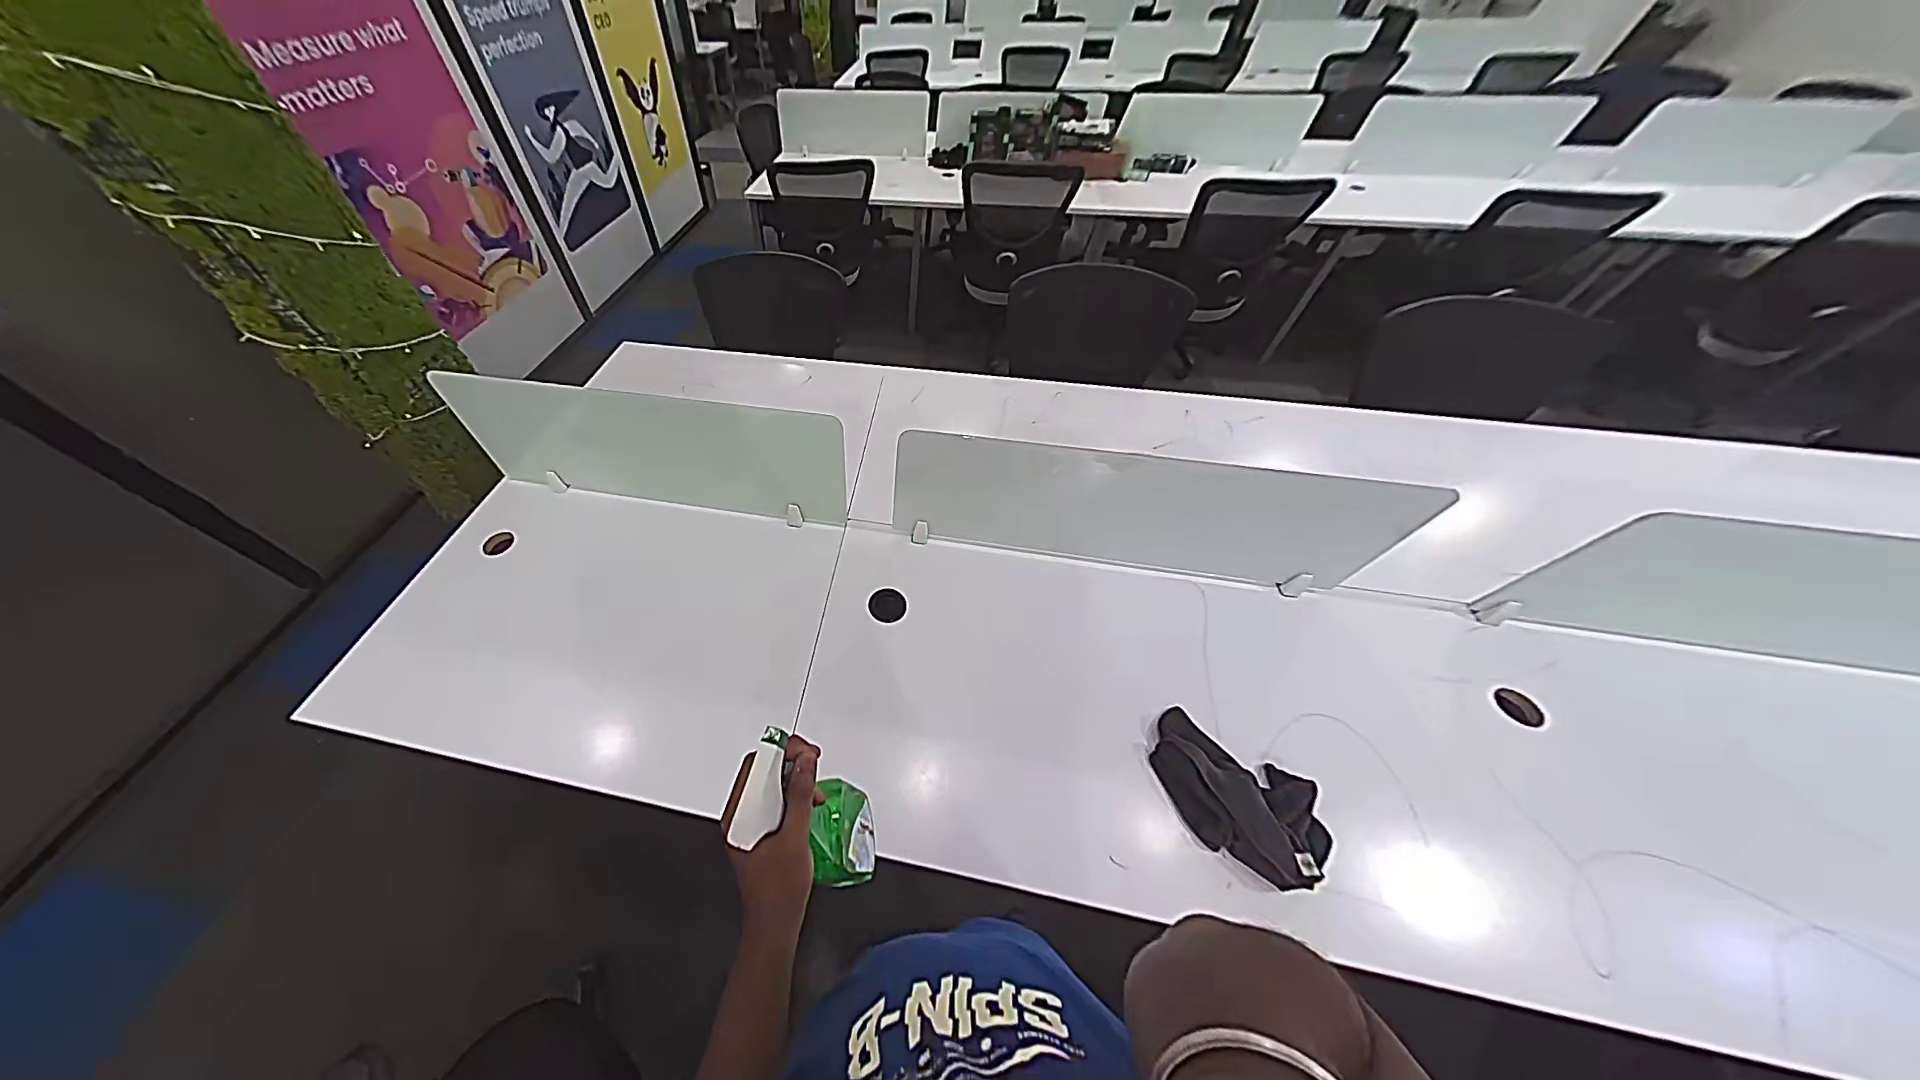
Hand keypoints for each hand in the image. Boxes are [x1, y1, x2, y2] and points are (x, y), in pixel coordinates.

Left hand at [721, 733, 824, 935]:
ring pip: (770, 785)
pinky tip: (809, 805)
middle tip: (814, 761)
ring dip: (795, 780)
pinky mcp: (760, 831)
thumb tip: (805, 762)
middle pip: (762, 771)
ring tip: (814, 791)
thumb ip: (800, 795)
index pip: (756, 765)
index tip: (806, 750)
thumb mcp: (795, 836)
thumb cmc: (780, 888)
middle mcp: (739, 816)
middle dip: (791, 762)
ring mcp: (748, 824)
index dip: (782, 750)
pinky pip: (774, 801)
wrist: (775, 924)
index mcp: (738, 816)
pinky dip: (793, 796)